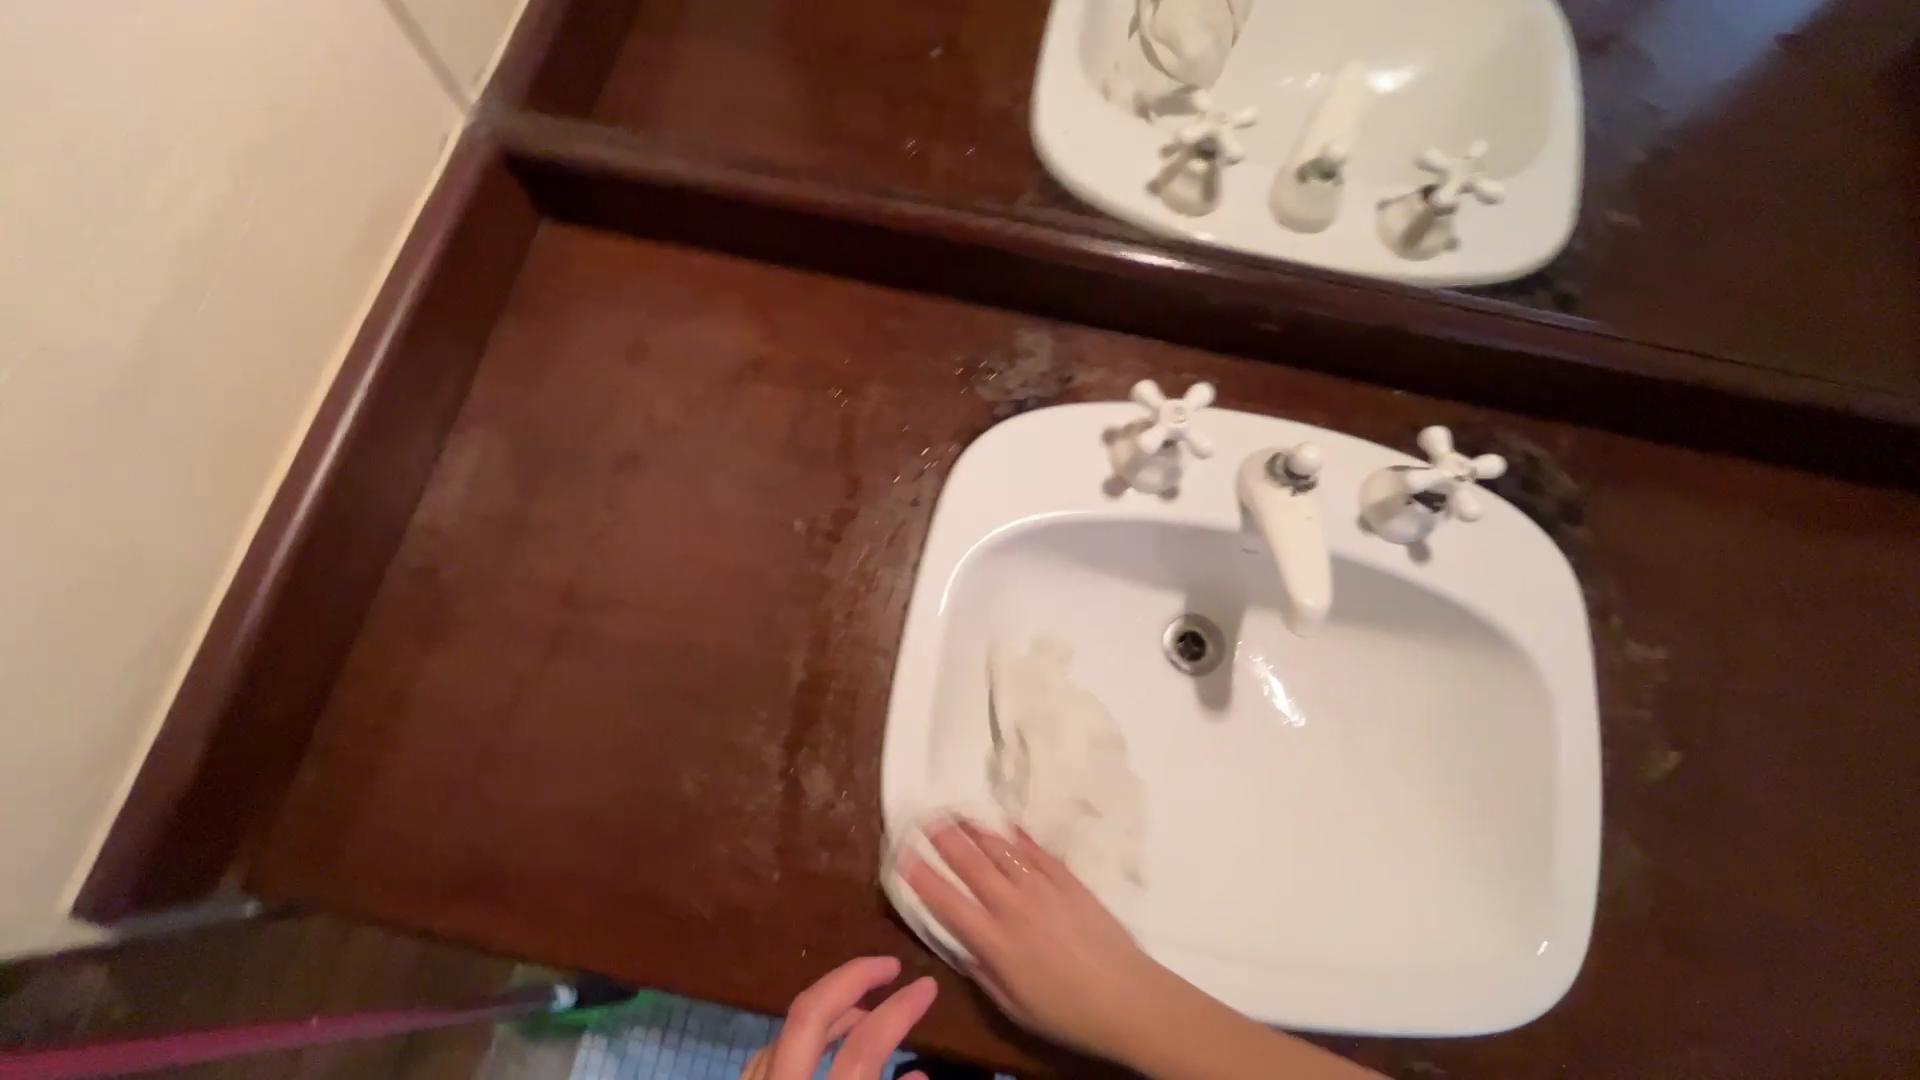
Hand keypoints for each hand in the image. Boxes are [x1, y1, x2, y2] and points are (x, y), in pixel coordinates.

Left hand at [741, 957, 936, 1079]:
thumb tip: (917, 1075)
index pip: (863, 1046)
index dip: (899, 1011)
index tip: (928, 986)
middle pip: (810, 1011)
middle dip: (853, 977)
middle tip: (891, 966)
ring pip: (785, 1028)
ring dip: (829, 1010)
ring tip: (864, 1009)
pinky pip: (767, 1056)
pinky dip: (801, 1041)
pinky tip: (822, 1047)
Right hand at [898, 820, 1171, 1059]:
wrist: (1127, 998)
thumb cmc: (1066, 1012)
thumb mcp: (1013, 1005)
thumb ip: (982, 970)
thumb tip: (961, 944)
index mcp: (995, 942)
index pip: (948, 902)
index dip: (922, 877)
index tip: (903, 855)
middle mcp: (1014, 907)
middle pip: (971, 864)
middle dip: (943, 838)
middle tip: (924, 817)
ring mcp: (1042, 888)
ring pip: (1000, 850)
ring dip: (974, 829)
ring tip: (955, 812)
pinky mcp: (1068, 879)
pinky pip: (1035, 851)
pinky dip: (1015, 836)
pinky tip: (1002, 824)